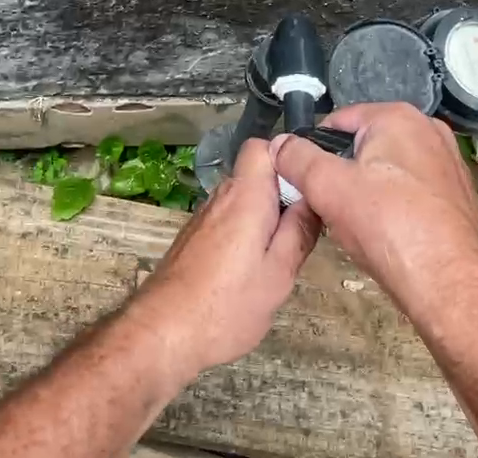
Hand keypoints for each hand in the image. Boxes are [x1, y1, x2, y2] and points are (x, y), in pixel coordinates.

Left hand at [126, 137, 322, 381]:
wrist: (163, 331)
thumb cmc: (226, 305)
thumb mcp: (278, 274)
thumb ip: (299, 232)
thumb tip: (314, 199)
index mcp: (245, 196)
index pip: (262, 147)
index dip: (288, 159)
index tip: (310, 189)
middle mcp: (222, 196)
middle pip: (256, 174)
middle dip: (282, 195)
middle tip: (303, 232)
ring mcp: (205, 216)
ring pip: (244, 199)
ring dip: (265, 217)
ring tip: (280, 256)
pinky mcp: (196, 236)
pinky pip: (229, 219)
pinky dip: (245, 233)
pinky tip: (252, 269)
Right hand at [271, 103, 477, 313]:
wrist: (453, 288)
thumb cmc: (390, 227)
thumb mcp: (327, 187)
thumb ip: (296, 159)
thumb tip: (279, 143)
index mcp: (398, 117)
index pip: (337, 121)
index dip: (314, 151)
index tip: (306, 182)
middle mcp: (429, 131)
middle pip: (363, 146)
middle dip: (343, 174)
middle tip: (331, 207)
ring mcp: (448, 164)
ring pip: (387, 172)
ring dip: (367, 194)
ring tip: (359, 226)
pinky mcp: (459, 197)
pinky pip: (411, 193)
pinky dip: (395, 209)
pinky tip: (388, 237)